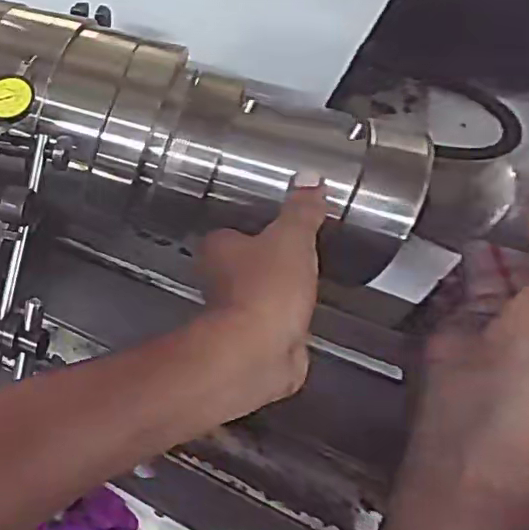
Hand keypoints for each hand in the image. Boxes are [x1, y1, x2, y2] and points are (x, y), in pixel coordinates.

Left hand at [197, 180, 330, 400]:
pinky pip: (273, 320)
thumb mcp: (291, 239)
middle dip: (268, 261)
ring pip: (257, 292)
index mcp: (218, 247)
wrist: (259, 349)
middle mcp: (219, 277)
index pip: (235, 230)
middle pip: (244, 262)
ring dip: (278, 291)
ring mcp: (234, 309)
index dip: (258, 228)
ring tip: (303, 284)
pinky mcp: (253, 336)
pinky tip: (303, 316)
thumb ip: (301, 211)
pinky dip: (287, 318)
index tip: (279, 226)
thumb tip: (310, 180)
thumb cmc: (264, 290)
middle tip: (295, 254)